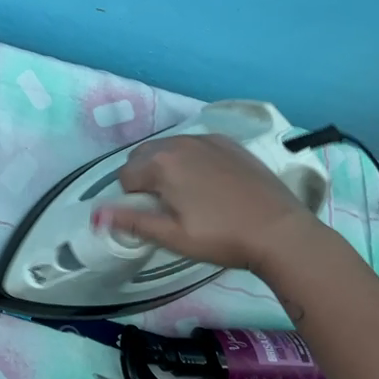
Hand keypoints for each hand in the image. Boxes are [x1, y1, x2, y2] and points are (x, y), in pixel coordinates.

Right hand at [96, 133, 325, 272]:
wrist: (283, 234)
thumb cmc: (224, 238)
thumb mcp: (174, 237)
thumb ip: (132, 222)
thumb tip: (95, 215)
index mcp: (160, 164)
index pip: (125, 176)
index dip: (134, 199)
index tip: (157, 216)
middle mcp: (177, 143)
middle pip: (143, 157)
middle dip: (147, 178)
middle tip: (171, 207)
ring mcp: (205, 139)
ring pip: (169, 149)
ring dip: (169, 167)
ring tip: (193, 195)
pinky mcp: (228, 143)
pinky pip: (196, 145)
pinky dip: (194, 159)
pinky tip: (213, 183)